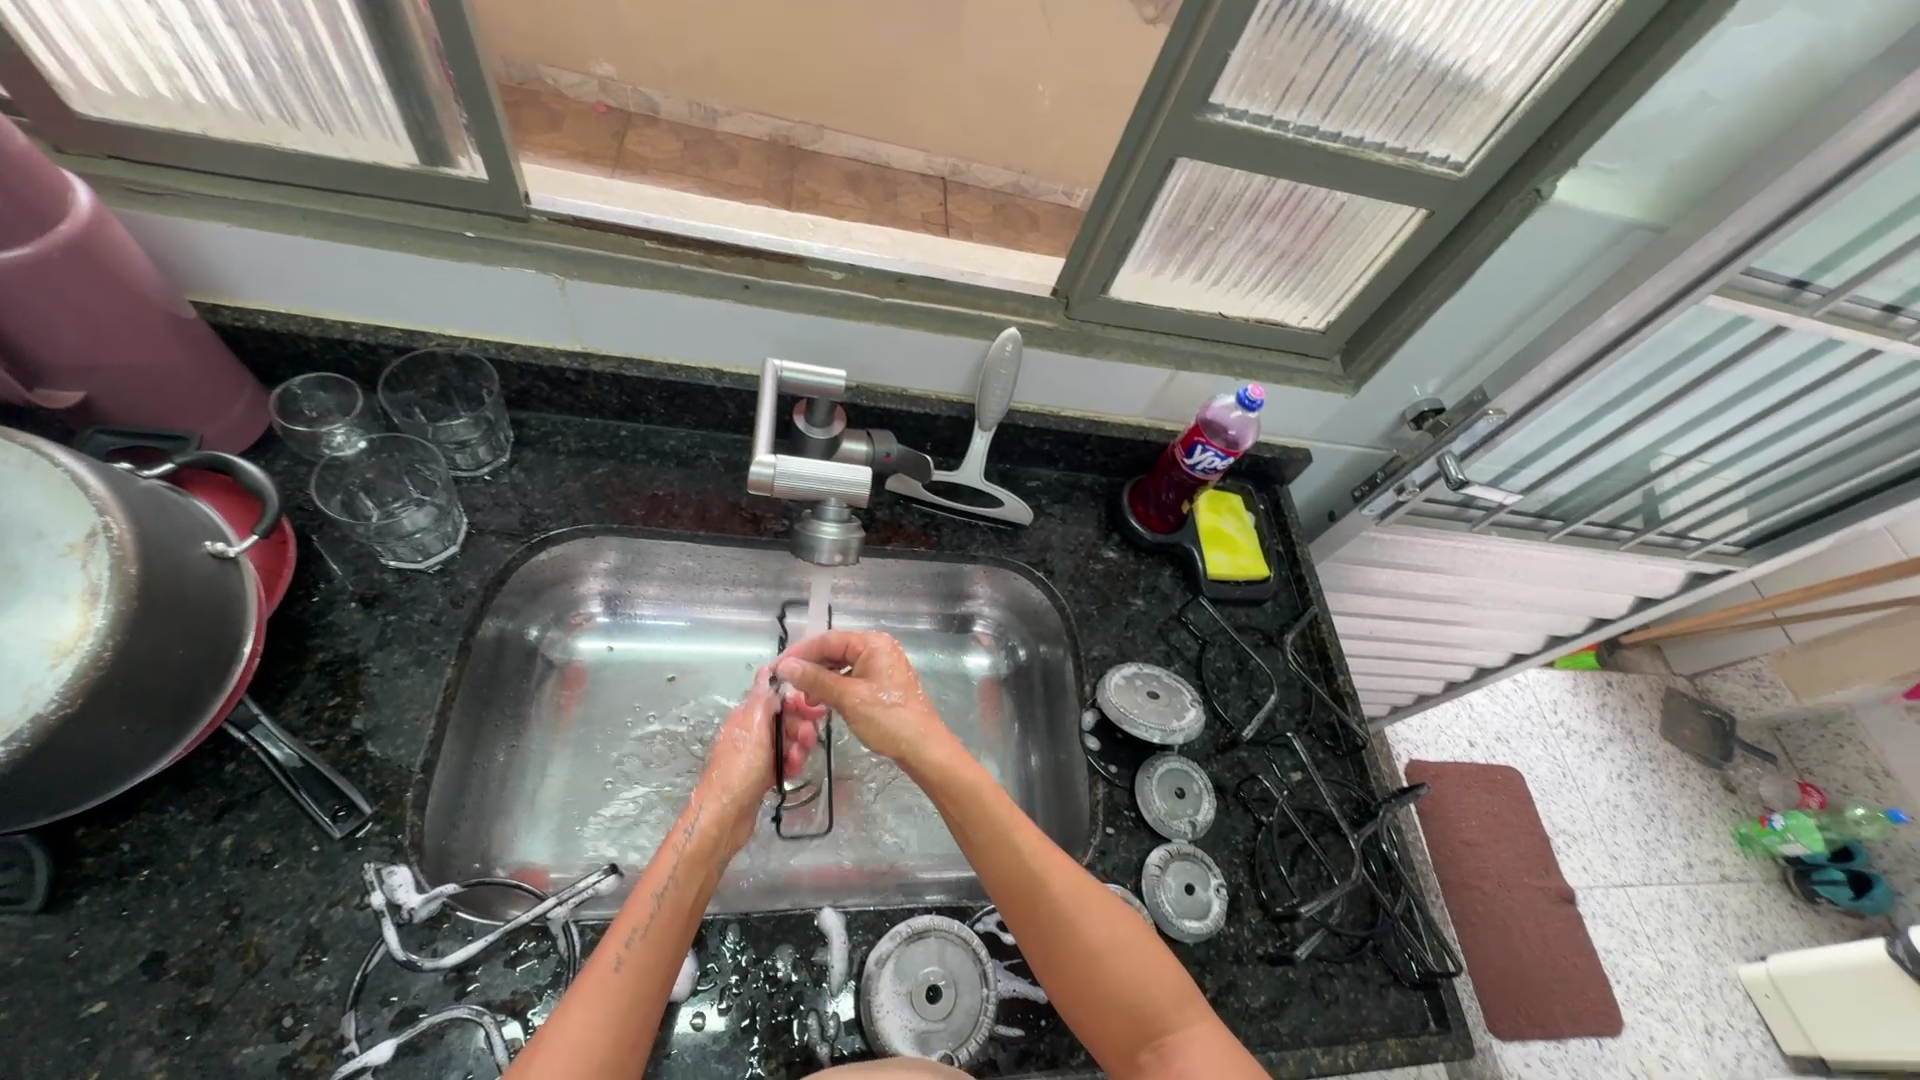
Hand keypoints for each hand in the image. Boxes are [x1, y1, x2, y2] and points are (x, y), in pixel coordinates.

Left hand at [696, 666, 826, 852]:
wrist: (726, 815)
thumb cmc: (741, 768)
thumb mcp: (755, 726)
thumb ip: (763, 698)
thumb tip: (767, 670)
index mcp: (747, 715)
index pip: (774, 695)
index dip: (795, 698)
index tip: (814, 706)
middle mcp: (751, 731)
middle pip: (785, 719)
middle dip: (801, 726)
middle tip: (809, 738)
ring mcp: (757, 753)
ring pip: (788, 740)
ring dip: (798, 747)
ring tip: (798, 760)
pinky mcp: (762, 774)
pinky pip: (784, 761)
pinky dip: (791, 764)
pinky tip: (792, 772)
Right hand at [773, 631, 953, 768]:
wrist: (922, 747)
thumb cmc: (888, 719)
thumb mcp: (848, 698)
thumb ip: (816, 679)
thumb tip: (786, 666)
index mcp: (873, 644)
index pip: (827, 640)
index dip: (799, 654)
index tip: (776, 669)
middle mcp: (878, 648)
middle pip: (834, 651)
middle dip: (810, 668)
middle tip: (786, 685)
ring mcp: (881, 665)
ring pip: (841, 666)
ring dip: (821, 680)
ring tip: (805, 699)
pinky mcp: (881, 683)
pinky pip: (851, 678)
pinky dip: (834, 688)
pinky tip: (822, 702)